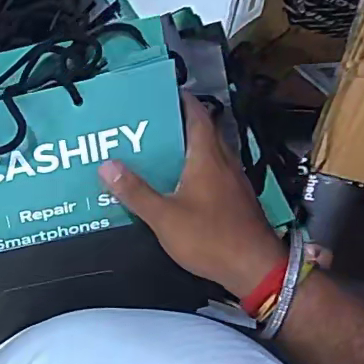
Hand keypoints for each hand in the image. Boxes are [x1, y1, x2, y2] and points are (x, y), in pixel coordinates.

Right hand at [99, 97, 289, 297]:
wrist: (256, 270)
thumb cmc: (211, 238)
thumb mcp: (164, 216)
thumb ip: (134, 191)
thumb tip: (106, 165)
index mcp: (207, 157)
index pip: (197, 115)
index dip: (180, 100)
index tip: (159, 93)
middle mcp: (223, 162)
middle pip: (201, 132)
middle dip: (175, 125)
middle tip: (146, 124)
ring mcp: (233, 181)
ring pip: (207, 153)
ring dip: (184, 148)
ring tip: (155, 152)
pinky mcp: (235, 200)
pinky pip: (212, 173)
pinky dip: (193, 170)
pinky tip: (175, 184)